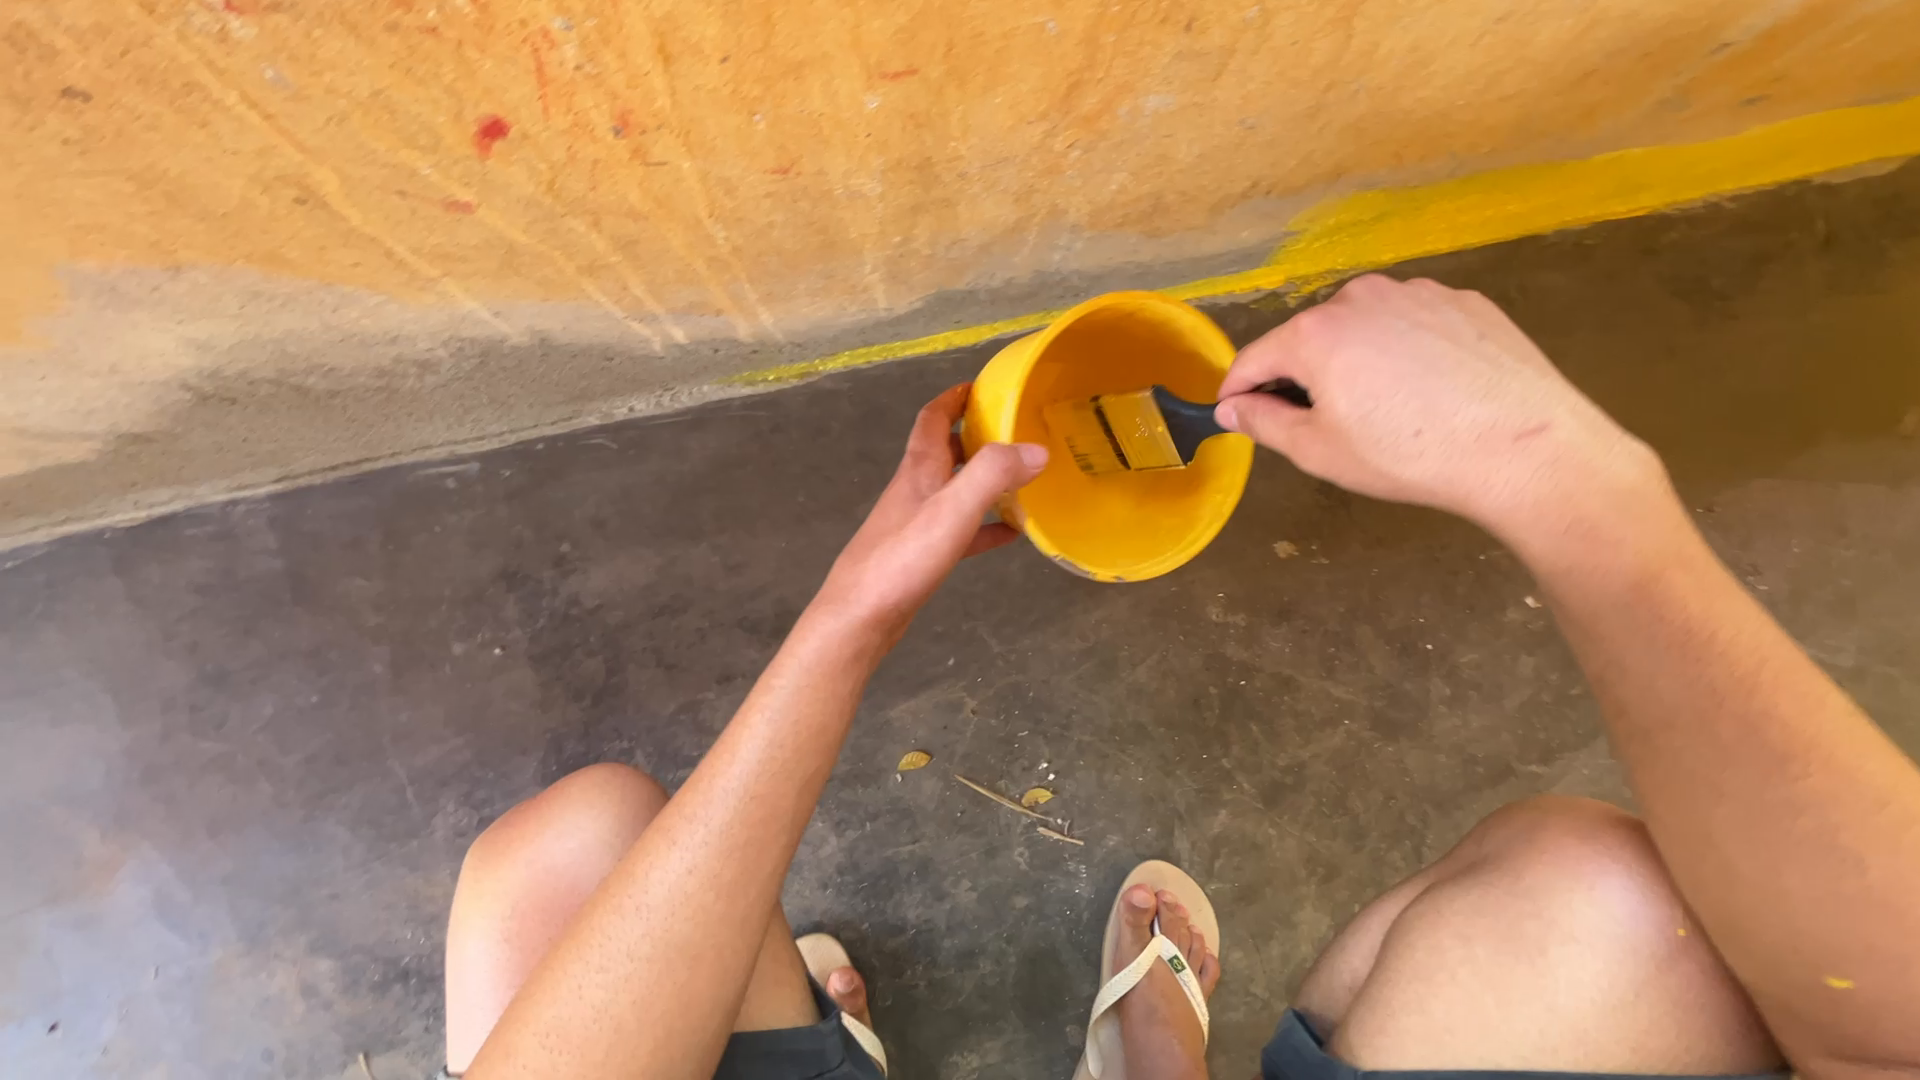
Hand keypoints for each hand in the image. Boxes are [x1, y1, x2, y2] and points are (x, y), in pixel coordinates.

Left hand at [810, 383, 1047, 642]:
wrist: (860, 617)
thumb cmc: (903, 558)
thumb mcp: (952, 510)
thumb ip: (993, 474)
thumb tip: (1036, 449)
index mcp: (918, 469)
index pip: (932, 418)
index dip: (953, 397)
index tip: (980, 386)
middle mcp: (914, 490)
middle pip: (944, 451)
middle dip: (975, 436)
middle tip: (1014, 433)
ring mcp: (915, 524)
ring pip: (953, 491)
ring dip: (982, 482)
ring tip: (1022, 481)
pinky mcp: (920, 556)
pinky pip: (959, 531)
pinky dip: (984, 527)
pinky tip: (1010, 535)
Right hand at [1215, 274, 1665, 545]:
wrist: (1525, 449)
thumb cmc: (1406, 454)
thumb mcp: (1317, 450)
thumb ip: (1262, 422)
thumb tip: (1231, 408)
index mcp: (1316, 332)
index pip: (1254, 358)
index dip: (1237, 391)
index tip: (1233, 414)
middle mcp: (1361, 297)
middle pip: (1308, 337)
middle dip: (1300, 375)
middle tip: (1317, 422)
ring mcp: (1419, 293)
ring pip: (1361, 327)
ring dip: (1351, 360)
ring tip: (1379, 407)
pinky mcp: (1465, 302)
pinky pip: (1410, 324)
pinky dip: (1400, 351)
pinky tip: (1425, 390)